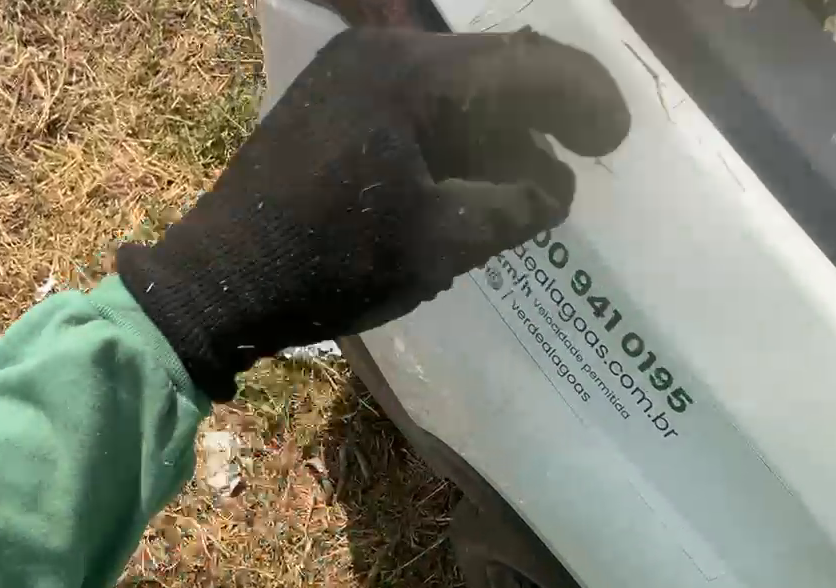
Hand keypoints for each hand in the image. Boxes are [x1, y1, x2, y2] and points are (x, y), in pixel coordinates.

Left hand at [117, 27, 630, 399]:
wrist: (220, 282)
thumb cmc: (328, 265)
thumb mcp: (435, 245)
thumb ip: (509, 211)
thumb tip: (553, 193)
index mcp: (412, 75)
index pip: (523, 67)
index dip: (582, 100)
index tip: (615, 141)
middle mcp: (379, 58)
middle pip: (487, 75)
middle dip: (540, 120)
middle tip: (579, 161)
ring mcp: (347, 84)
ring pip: (449, 99)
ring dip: (494, 140)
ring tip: (529, 191)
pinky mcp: (327, 117)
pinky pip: (410, 119)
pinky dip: (449, 150)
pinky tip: (468, 189)